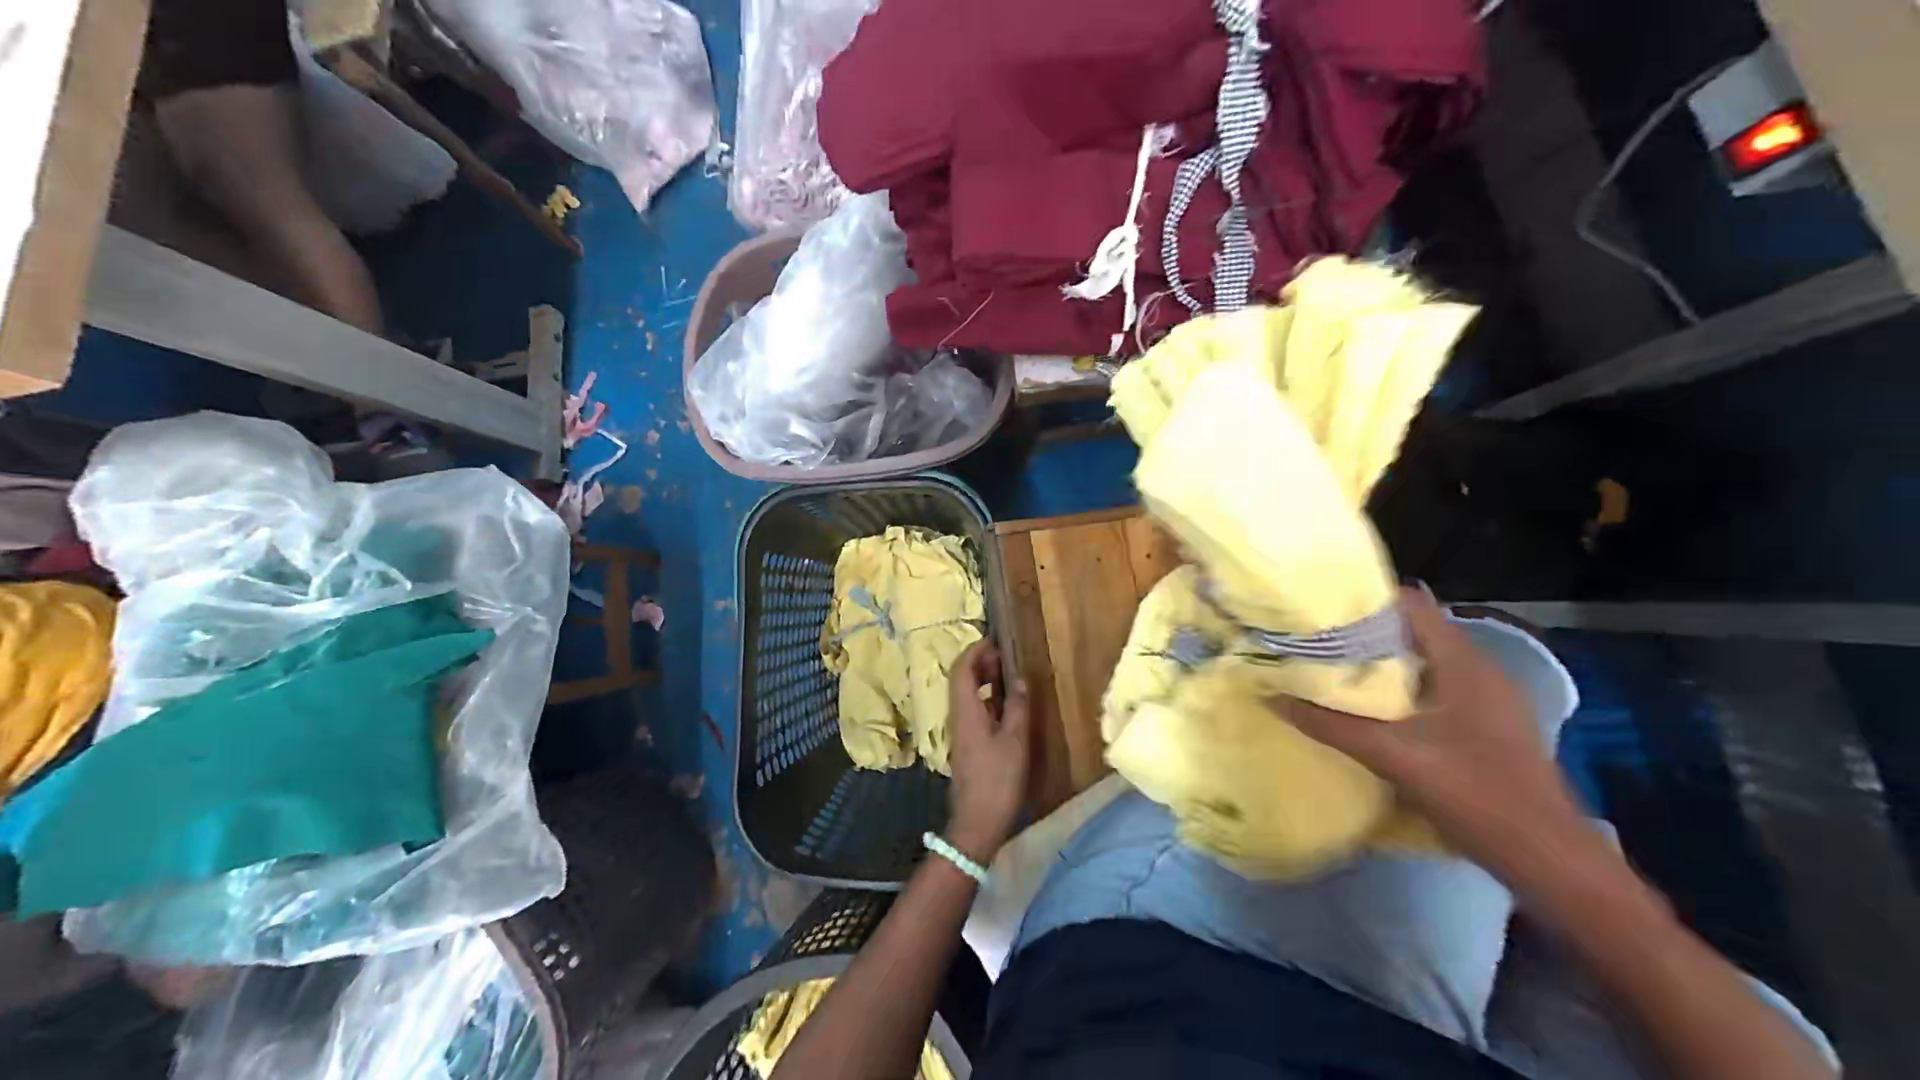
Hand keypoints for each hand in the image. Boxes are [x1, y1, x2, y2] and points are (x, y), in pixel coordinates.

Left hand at [944, 639, 1030, 863]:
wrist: (977, 821)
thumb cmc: (997, 779)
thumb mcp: (1014, 741)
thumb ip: (1016, 706)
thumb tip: (1018, 679)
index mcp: (965, 711)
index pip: (962, 669)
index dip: (976, 651)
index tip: (996, 641)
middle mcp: (957, 716)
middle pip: (961, 679)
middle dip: (980, 662)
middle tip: (1005, 656)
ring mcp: (960, 731)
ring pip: (966, 694)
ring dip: (983, 680)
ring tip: (1008, 676)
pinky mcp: (967, 744)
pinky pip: (973, 709)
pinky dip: (986, 698)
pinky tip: (1006, 705)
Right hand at [1274, 587, 1597, 881]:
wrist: (1549, 858)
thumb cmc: (1476, 794)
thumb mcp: (1393, 756)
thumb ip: (1332, 725)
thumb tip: (1275, 698)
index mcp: (1464, 663)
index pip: (1411, 604)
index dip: (1364, 598)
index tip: (1319, 605)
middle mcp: (1479, 670)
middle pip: (1413, 631)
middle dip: (1363, 631)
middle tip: (1313, 638)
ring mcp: (1487, 698)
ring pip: (1422, 661)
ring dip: (1379, 662)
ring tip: (1330, 667)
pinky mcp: (1486, 724)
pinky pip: (1433, 687)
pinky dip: (1398, 687)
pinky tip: (1368, 707)